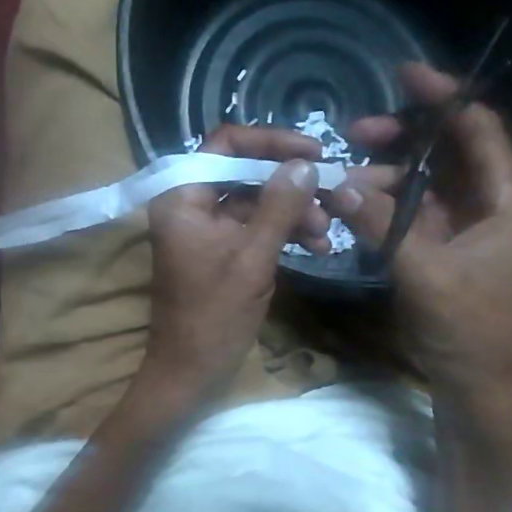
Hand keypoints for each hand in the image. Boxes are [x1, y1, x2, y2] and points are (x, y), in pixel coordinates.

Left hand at [145, 125, 328, 399]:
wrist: (190, 370)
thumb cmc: (214, 315)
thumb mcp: (252, 257)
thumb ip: (278, 207)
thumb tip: (305, 163)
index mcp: (182, 197)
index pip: (226, 144)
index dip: (271, 141)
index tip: (314, 152)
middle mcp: (189, 204)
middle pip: (244, 171)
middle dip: (289, 184)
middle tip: (330, 194)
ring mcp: (204, 227)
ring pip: (254, 200)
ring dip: (292, 211)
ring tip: (325, 234)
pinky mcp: (220, 249)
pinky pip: (254, 226)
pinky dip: (283, 232)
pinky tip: (317, 247)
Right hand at [324, 63, 511, 397]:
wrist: (471, 377)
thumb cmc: (464, 325)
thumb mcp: (423, 272)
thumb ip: (382, 226)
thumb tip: (338, 186)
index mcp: (508, 199)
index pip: (479, 130)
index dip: (445, 98)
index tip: (404, 74)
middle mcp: (490, 201)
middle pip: (446, 147)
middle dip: (402, 135)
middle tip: (356, 132)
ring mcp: (463, 221)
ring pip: (423, 176)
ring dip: (383, 172)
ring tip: (344, 182)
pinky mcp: (440, 240)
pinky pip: (409, 205)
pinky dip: (381, 200)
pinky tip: (352, 204)